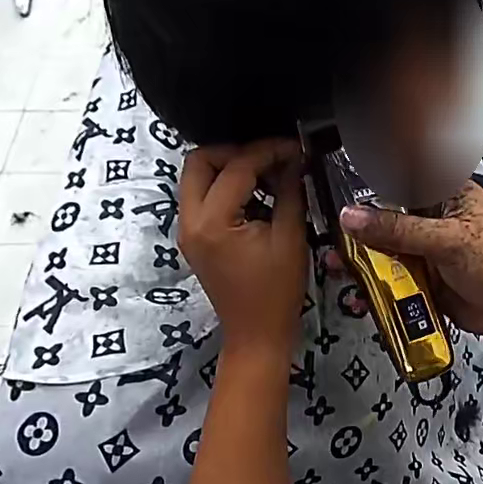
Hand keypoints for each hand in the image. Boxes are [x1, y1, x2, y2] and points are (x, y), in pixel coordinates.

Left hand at [179, 141, 307, 359]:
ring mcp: (187, 230)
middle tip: (272, 159)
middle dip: (237, 152)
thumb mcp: (290, 238)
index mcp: (212, 221)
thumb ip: (289, 192)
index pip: (236, 167)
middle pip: (200, 161)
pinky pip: (203, 198)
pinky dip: (227, 189)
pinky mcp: (194, 238)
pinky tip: (258, 199)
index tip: (295, 148)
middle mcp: (189, 221)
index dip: (268, 151)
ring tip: (269, 179)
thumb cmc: (277, 292)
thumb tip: (295, 160)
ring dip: (231, 170)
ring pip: (198, 178)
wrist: (257, 335)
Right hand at [338, 182, 482, 341]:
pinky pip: (392, 281)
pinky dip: (376, 288)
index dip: (371, 189)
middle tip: (336, 243)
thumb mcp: (448, 240)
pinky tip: (363, 295)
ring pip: (386, 254)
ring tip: (340, 269)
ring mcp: (427, 252)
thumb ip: (399, 230)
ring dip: (363, 263)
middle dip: (360, 234)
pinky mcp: (424, 280)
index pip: (400, 183)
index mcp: (446, 196)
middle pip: (386, 221)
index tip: (343, 201)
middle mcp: (434, 221)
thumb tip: (356, 217)